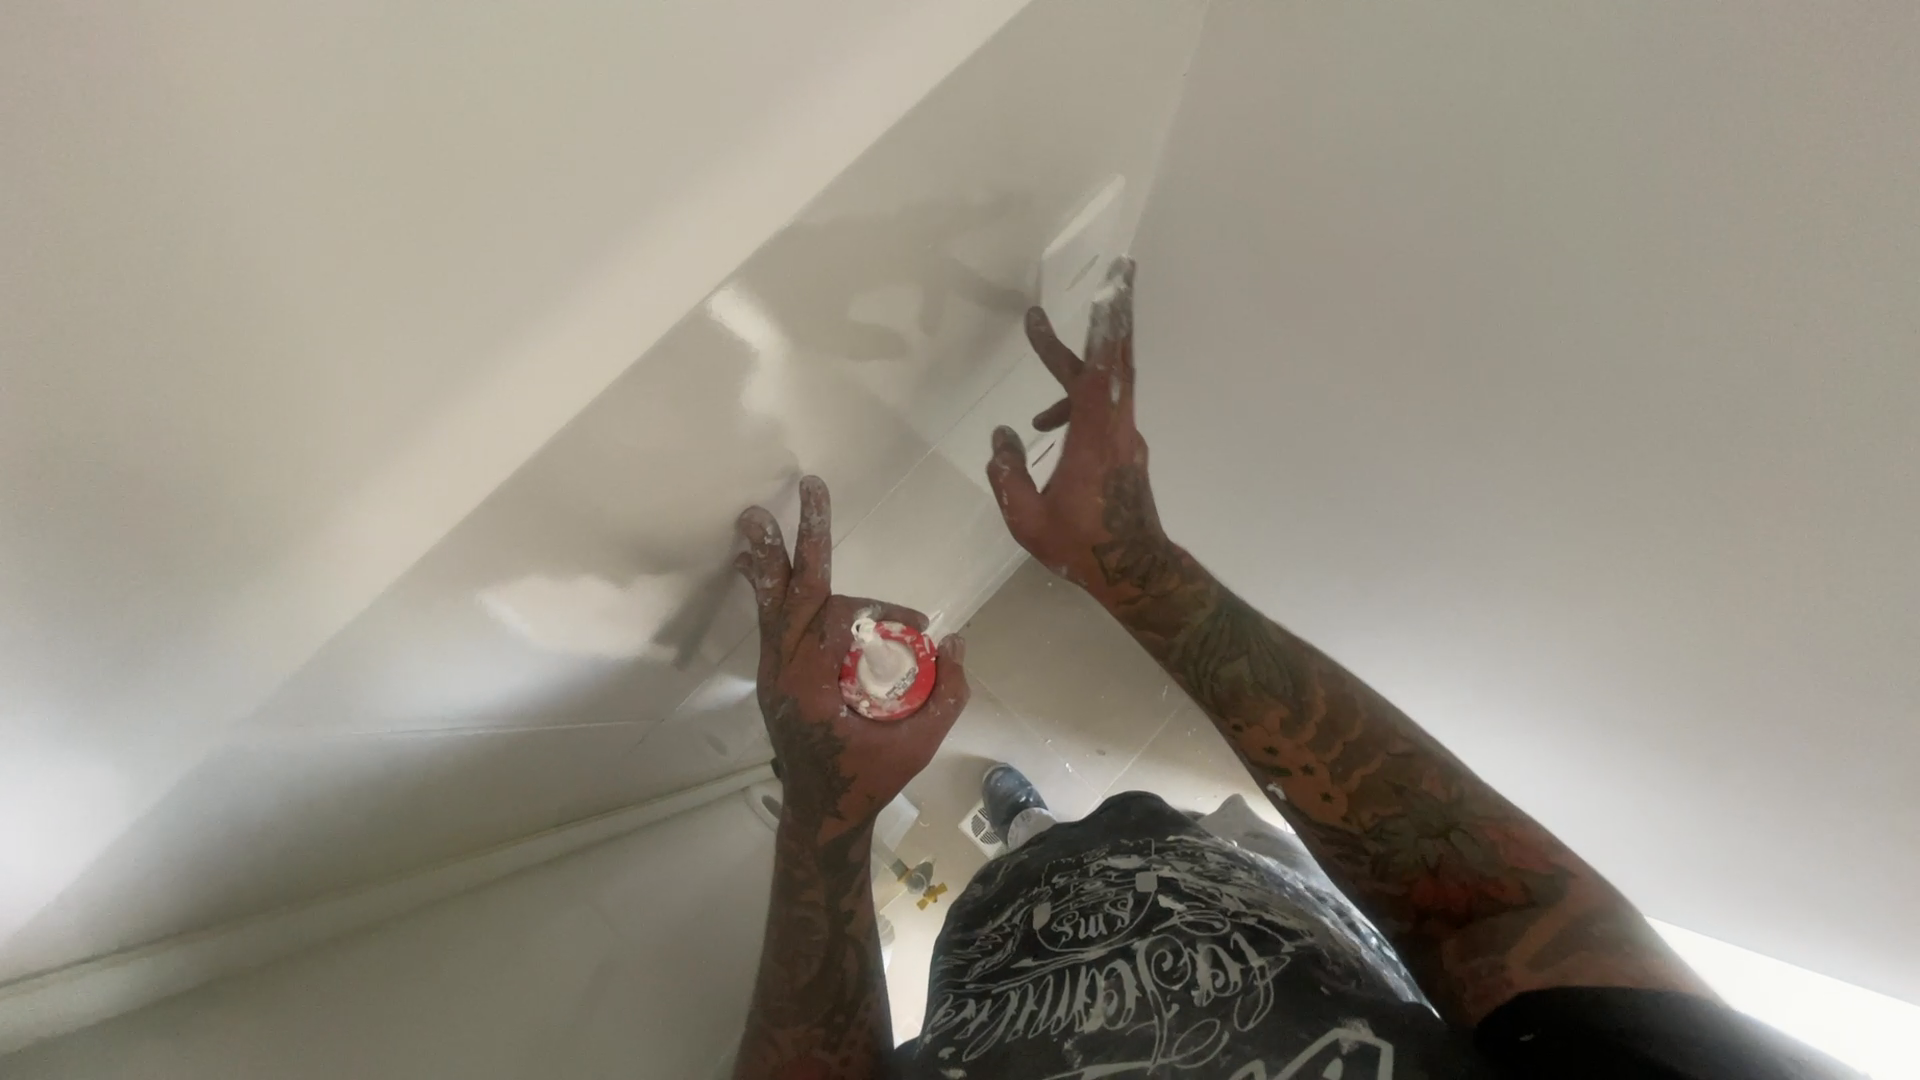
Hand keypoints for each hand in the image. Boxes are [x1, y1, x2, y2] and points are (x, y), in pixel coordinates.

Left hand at [735, 476, 968, 838]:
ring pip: (772, 604)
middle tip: (809, 491)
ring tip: (755, 519)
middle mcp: (784, 672)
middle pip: (797, 594)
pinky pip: (768, 623)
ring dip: (770, 559)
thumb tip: (957, 639)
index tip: (919, 627)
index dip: (883, 609)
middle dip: (805, 539)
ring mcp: (771, 673)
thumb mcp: (919, 743)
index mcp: (814, 685)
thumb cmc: (870, 778)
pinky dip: (765, 589)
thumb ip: (948, 693)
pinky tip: (756, 565)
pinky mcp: (772, 675)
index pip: (840, 617)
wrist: (821, 812)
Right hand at [986, 257, 1175, 599]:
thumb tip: (1001, 437)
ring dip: (1074, 363)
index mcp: (1095, 440)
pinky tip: (1046, 427)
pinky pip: (1102, 410)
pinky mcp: (1126, 450)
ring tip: (1037, 360)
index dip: (1105, 325)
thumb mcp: (1029, 519)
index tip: (1111, 285)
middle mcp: (1119, 429)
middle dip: (1100, 318)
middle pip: (1111, 363)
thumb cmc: (1081, 547)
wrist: (1134, 572)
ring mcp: (1127, 439)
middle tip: (1096, 277)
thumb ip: (1009, 475)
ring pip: (1106, 384)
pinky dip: (1074, 405)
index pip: (1101, 371)